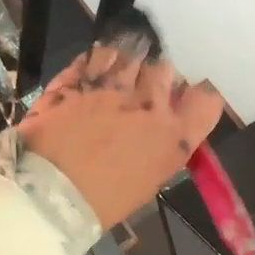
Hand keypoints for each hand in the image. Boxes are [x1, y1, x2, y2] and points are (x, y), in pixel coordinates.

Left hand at [18, 43, 224, 229]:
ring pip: (127, 52)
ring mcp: (108, 85)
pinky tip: (89, 70)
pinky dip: (92, 61)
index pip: (206, 97)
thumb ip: (163, 144)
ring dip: (124, 59)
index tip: (186, 96)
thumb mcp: (149, 179)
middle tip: (144, 83)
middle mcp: (146, 102)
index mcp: (172, 134)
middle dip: (156, 72)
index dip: (198, 93)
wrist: (48, 196)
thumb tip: (163, 125)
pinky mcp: (74, 79)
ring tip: (116, 69)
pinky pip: (89, 57)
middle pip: (163, 67)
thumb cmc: (103, 202)